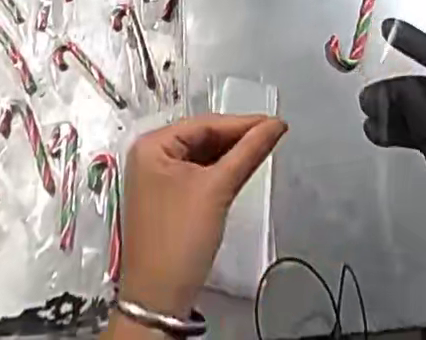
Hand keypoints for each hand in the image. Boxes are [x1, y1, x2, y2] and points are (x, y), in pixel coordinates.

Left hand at [118, 114, 288, 316]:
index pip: (204, 124)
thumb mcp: (217, 189)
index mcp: (152, 144)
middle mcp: (150, 155)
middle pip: (201, 138)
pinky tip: (240, 168)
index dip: (241, 123)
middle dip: (236, 138)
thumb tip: (276, 125)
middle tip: (272, 133)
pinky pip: (196, 173)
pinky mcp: (165, 197)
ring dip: (229, 154)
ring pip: (200, 156)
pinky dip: (218, 171)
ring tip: (262, 147)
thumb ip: (248, 152)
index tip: (274, 122)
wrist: (157, 302)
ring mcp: (155, 177)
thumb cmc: (181, 238)